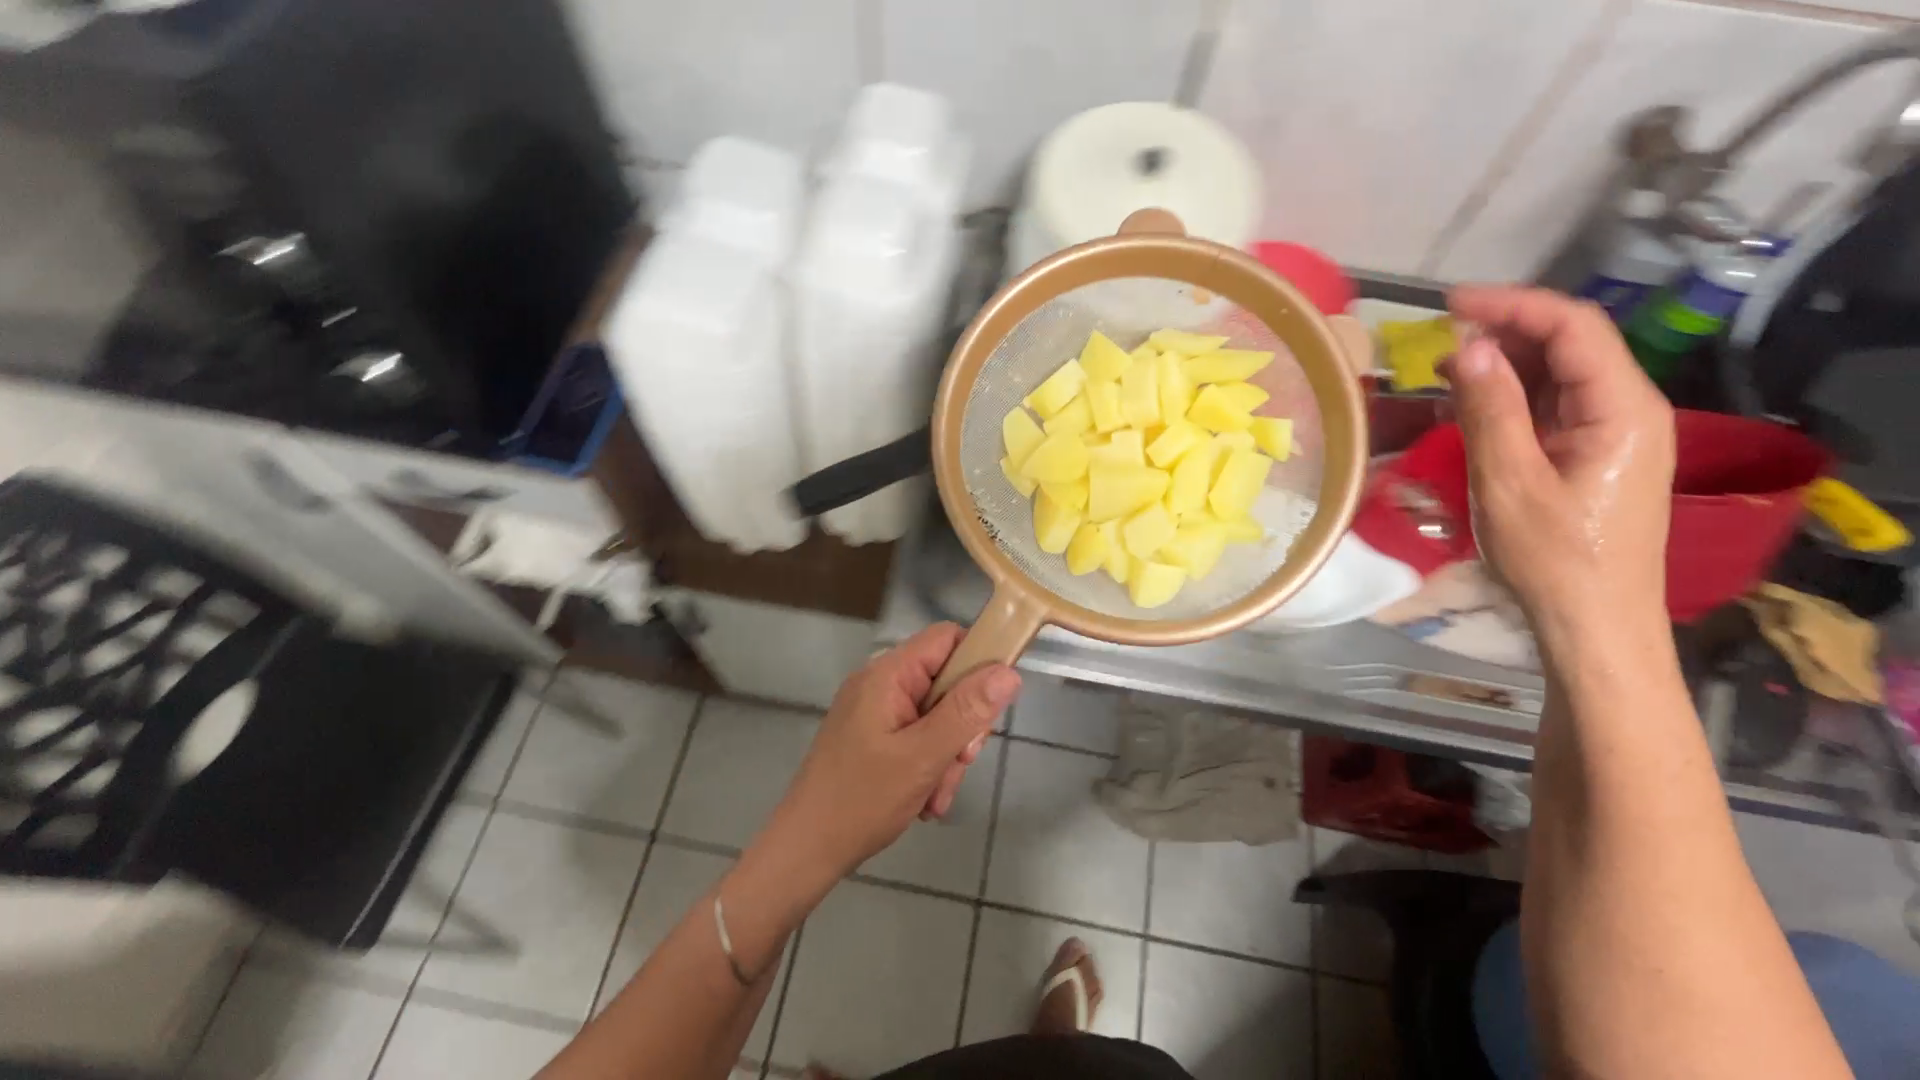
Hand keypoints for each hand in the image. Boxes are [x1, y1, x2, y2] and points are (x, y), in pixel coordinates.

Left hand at [761, 623, 1019, 880]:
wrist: (806, 849)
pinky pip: (917, 737)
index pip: (946, 639)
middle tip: (961, 762)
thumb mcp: (923, 756)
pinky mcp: (872, 737)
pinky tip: (925, 800)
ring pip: (937, 716)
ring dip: (947, 755)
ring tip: (936, 796)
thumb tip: (1008, 673)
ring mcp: (874, 712)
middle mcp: (880, 684)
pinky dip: (929, 766)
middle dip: (963, 725)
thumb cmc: (862, 800)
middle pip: (946, 681)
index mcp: (887, 675)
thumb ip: (967, 712)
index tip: (994, 703)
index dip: (978, 661)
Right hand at [1445, 286, 1674, 631]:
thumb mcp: (1510, 482)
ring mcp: (1613, 433)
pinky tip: (1471, 404)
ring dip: (1503, 365)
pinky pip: (1552, 407)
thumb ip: (1490, 409)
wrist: (1595, 624)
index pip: (1574, 327)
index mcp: (1621, 409)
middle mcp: (1628, 409)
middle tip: (1438, 343)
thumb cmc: (1554, 559)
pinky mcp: (1594, 455)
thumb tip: (1467, 347)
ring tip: (1444, 372)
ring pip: (1558, 375)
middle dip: (1504, 333)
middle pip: (1570, 345)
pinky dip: (1511, 397)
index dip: (1513, 305)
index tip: (1450, 304)